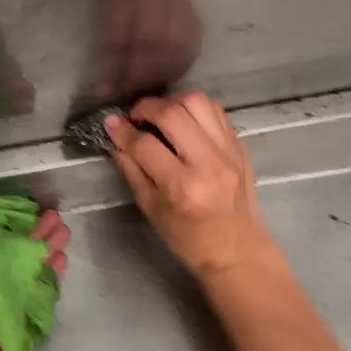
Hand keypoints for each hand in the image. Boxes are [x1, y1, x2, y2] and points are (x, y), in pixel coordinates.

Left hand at [0, 210, 70, 350]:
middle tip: (56, 218)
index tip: (28, 211)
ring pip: (30, 272)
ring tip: (64, 233)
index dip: (10, 227)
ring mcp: (5, 305)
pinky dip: (51, 277)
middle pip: (14, 256)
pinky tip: (62, 260)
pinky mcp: (23, 323)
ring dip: (46, 252)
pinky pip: (40, 295)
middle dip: (35, 236)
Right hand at [106, 93, 274, 278]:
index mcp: (182, 187)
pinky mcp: (239, 145)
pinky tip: (183, 121)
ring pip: (197, 103)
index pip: (145, 145)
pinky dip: (194, 109)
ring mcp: (228, 151)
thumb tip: (115, 138)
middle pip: (173, 114)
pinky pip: (215, 111)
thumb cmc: (188, 237)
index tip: (110, 124)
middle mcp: (208, 163)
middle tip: (134, 117)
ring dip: (172, 102)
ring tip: (159, 115)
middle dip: (146, 108)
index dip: (122, 131)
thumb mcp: (151, 208)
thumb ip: (132, 170)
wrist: (236, 248)